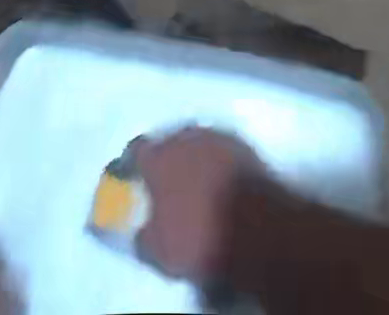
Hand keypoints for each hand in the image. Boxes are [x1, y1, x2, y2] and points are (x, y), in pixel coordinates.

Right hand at [130, 126, 264, 282]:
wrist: (255, 225)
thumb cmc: (199, 238)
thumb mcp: (158, 251)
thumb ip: (141, 234)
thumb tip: (140, 230)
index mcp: (159, 158)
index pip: (137, 149)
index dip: (133, 161)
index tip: (133, 174)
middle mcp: (186, 138)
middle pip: (170, 142)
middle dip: (167, 159)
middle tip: (168, 182)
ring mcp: (217, 137)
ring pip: (198, 142)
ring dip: (194, 157)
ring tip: (197, 180)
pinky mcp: (243, 144)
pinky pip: (222, 148)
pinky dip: (218, 160)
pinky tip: (221, 178)